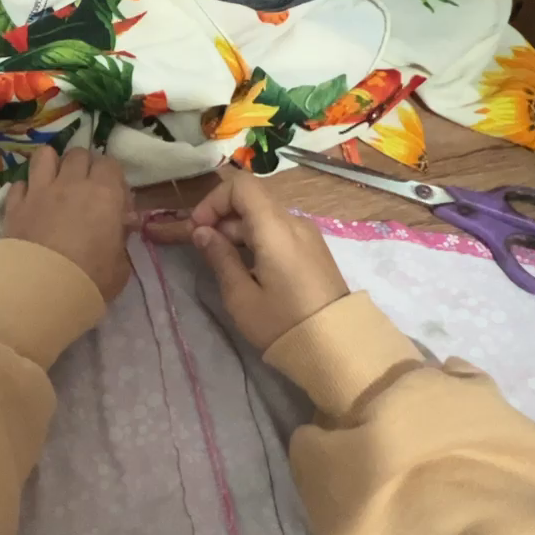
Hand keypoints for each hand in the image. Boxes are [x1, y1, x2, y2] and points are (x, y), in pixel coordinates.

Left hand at [0, 146, 134, 301]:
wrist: (39, 293)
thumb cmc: (89, 280)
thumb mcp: (120, 266)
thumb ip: (121, 239)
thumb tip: (119, 226)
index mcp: (104, 194)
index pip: (111, 164)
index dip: (113, 180)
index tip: (114, 202)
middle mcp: (71, 184)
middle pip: (79, 154)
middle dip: (84, 167)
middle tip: (85, 191)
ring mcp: (39, 191)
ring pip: (45, 155)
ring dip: (52, 164)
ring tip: (55, 183)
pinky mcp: (14, 205)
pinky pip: (19, 183)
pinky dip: (26, 189)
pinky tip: (30, 204)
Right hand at [148, 168, 348, 349]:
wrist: (336, 348)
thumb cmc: (281, 323)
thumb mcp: (241, 296)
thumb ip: (220, 257)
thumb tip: (202, 232)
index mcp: (275, 228)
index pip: (240, 186)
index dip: (213, 201)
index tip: (198, 230)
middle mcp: (294, 222)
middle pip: (251, 201)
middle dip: (221, 219)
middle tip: (203, 250)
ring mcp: (307, 235)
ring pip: (264, 217)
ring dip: (238, 231)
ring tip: (223, 263)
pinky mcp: (312, 250)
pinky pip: (278, 232)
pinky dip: (256, 240)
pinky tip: (248, 269)